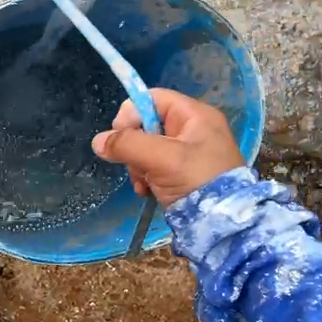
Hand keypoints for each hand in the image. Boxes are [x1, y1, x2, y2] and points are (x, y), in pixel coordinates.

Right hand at [90, 89, 245, 204]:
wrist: (223, 222)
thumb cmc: (198, 181)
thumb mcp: (162, 158)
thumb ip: (128, 144)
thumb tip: (98, 141)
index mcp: (194, 116)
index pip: (152, 99)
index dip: (131, 114)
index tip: (120, 137)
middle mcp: (191, 129)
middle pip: (145, 124)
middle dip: (133, 146)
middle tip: (137, 165)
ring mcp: (186, 151)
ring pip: (144, 147)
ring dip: (136, 165)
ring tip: (144, 182)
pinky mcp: (180, 171)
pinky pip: (151, 164)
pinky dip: (144, 176)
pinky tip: (147, 189)